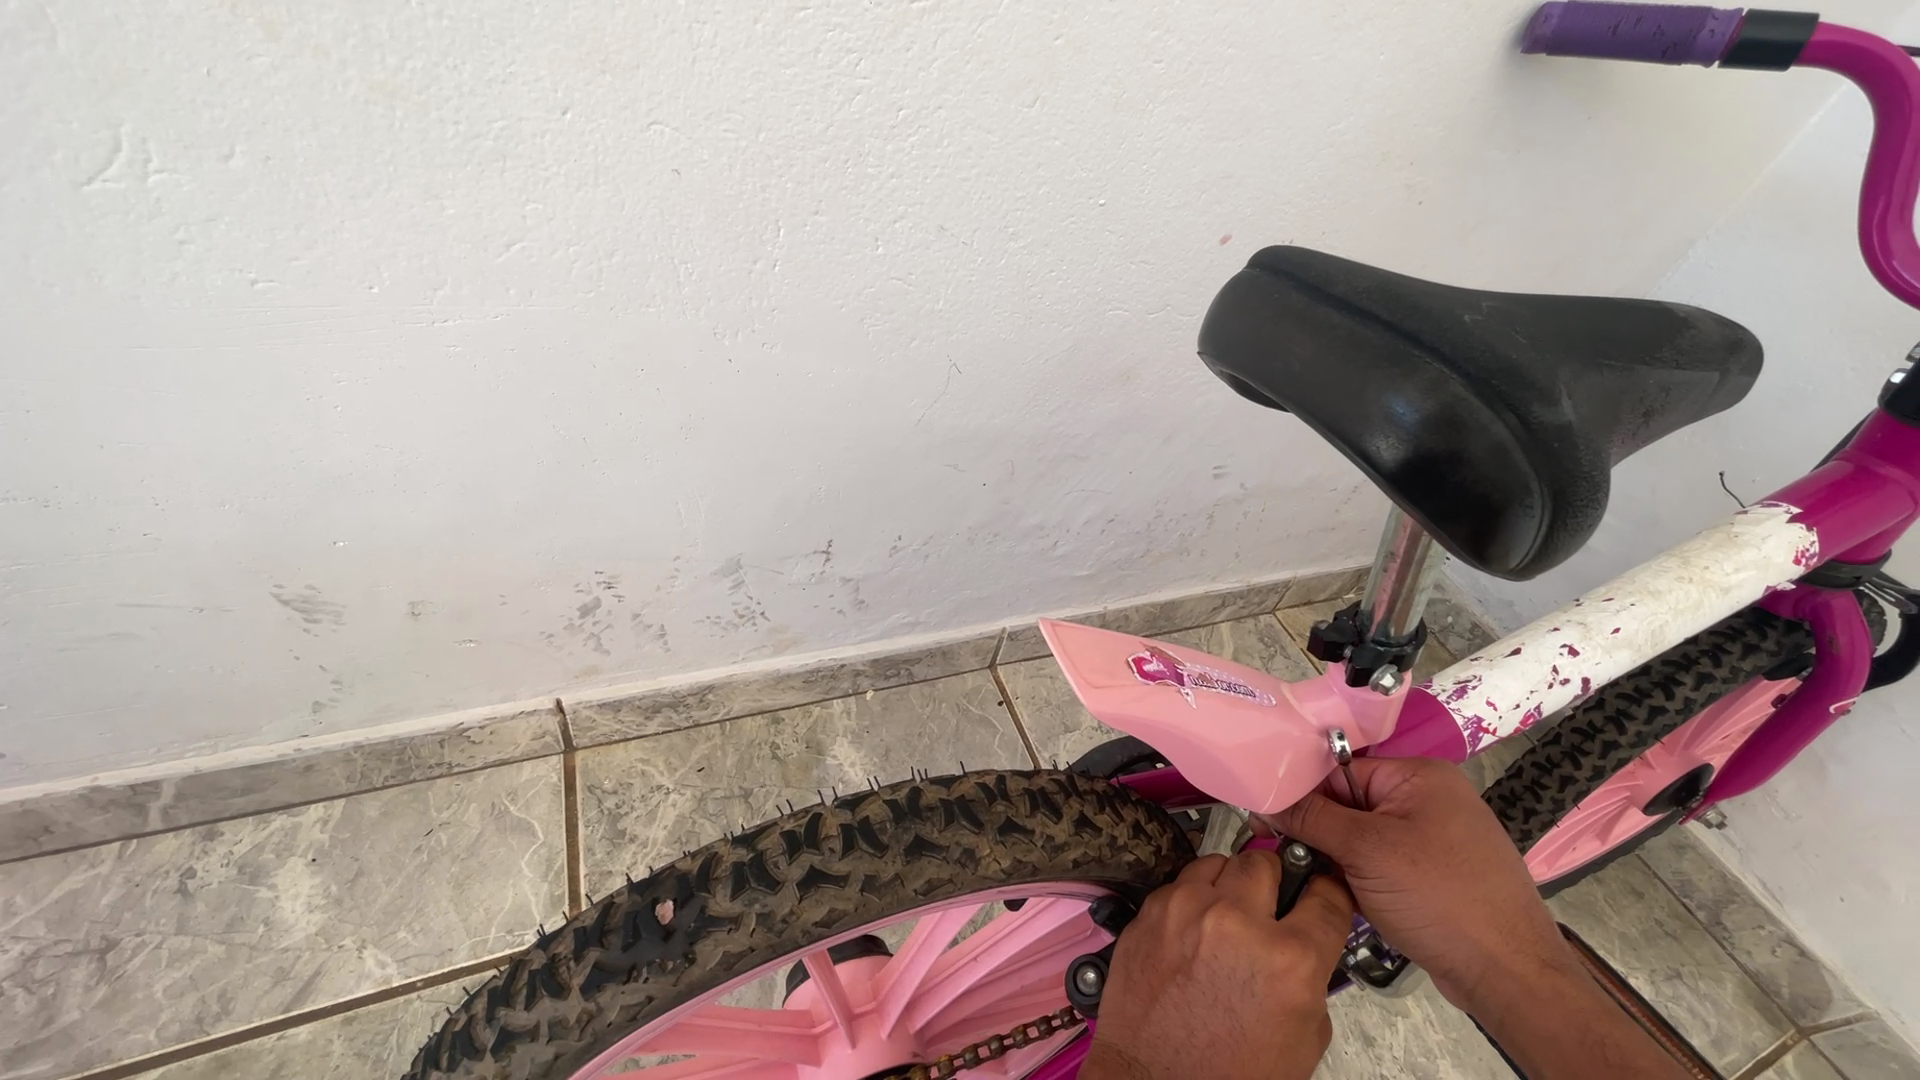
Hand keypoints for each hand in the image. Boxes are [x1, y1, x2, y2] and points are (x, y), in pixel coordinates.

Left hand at [1078, 849, 1355, 1079]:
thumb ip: (1310, 977)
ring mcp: (1188, 908)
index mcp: (1290, 958)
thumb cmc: (1235, 1071)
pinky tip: (1193, 925)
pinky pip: (1181, 882)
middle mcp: (1237, 920)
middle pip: (1264, 862)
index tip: (1322, 891)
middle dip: (1272, 877)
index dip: (1328, 892)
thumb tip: (1306, 940)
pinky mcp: (1151, 908)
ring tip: (1227, 910)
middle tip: (1268, 899)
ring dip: (1228, 881)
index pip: (1327, 897)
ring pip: (1218, 861)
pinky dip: (1192, 897)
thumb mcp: (1304, 1038)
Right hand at [1266, 755, 1568, 1010]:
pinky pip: (1378, 861)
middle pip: (1347, 802)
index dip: (1301, 792)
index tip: (1263, 813)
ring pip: (1359, 836)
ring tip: (1309, 875)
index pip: (1339, 770)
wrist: (1510, 976)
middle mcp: (1427, 798)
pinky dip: (1356, 876)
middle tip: (1280, 850)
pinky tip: (1341, 894)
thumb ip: (1309, 818)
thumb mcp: (1364, 850)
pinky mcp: (1432, 874)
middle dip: (1317, 830)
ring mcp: (1432, 838)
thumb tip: (1262, 799)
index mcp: (1418, 776)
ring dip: (1334, 857)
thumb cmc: (1439, 898)